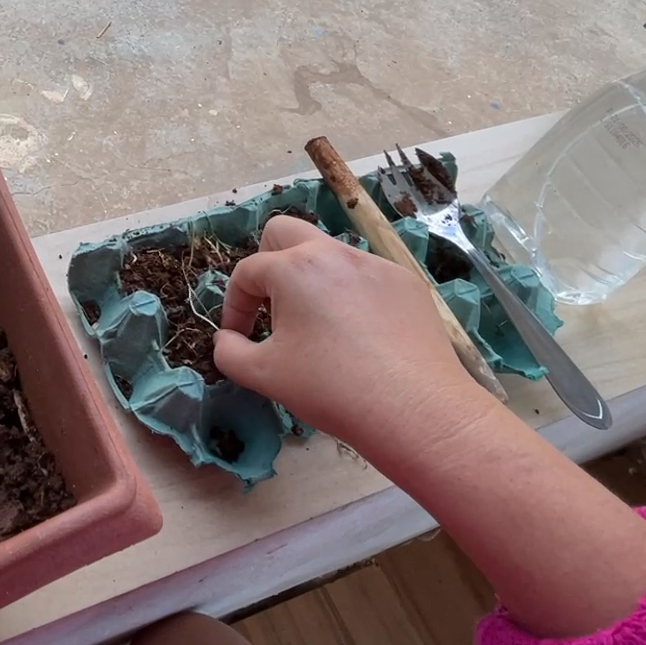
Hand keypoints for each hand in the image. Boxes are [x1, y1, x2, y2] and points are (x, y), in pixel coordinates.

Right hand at [213, 216, 492, 452]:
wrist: (418, 412)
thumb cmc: (332, 389)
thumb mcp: (263, 376)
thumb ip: (229, 351)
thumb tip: (227, 338)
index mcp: (292, 268)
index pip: (246, 273)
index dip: (234, 306)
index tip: (239, 336)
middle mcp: (332, 253)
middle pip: (283, 232)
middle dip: (267, 264)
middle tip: (272, 306)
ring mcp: (374, 264)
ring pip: (327, 254)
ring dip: (310, 280)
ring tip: (319, 327)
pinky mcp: (405, 282)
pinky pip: (364, 276)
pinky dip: (350, 295)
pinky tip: (362, 336)